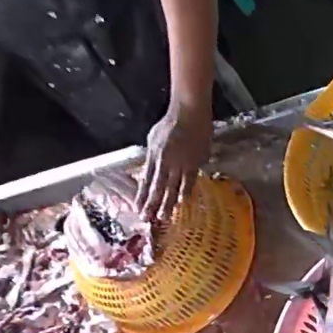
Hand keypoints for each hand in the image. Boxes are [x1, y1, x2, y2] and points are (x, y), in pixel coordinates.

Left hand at [138, 101, 211, 221]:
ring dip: (168, 203)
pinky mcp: (195, 162)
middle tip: (147, 220)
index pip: (146, 181)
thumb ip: (152, 155)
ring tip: (164, 217)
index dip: (142, 196)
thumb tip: (149, 170)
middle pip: (157, 188)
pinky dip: (186, 191)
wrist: (189, 112)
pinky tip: (184, 202)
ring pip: (173, 187)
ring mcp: (181, 163)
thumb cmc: (171, 123)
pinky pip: (190, 180)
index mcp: (154, 156)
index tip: (137, 209)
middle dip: (152, 205)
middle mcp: (165, 162)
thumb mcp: (153, 138)